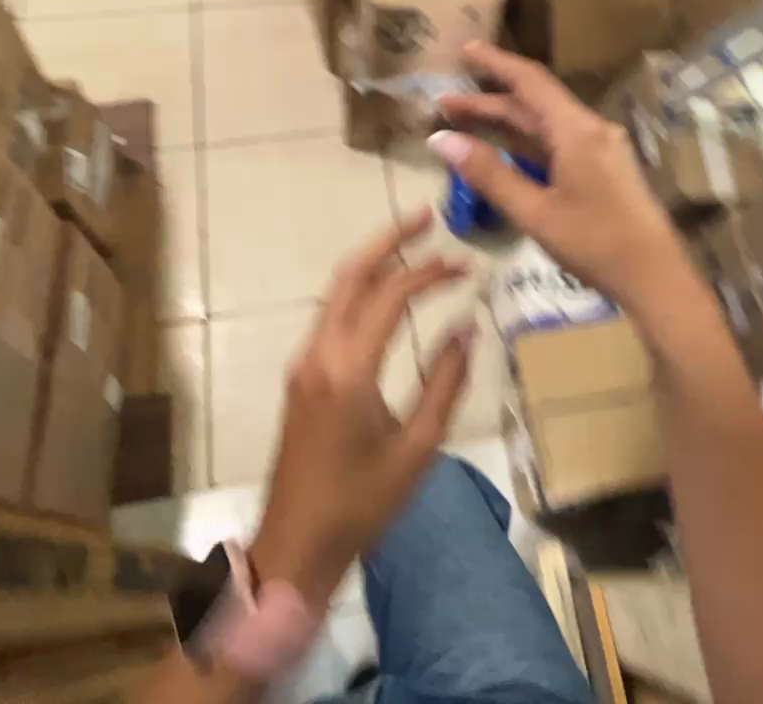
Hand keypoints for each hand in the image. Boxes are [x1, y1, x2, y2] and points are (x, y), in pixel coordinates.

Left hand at [249, 210, 472, 609]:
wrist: (294, 546)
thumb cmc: (363, 504)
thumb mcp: (419, 448)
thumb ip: (446, 381)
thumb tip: (468, 325)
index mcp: (348, 369)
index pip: (391, 295)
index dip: (432, 273)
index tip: (468, 267)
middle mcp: (318, 353)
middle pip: (351, 274)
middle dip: (390, 239)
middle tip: (428, 216)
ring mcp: (303, 362)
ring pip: (337, 292)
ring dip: (374, 263)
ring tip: (416, 246)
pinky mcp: (302, 375)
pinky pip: (331, 316)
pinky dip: (362, 291)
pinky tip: (389, 293)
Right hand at [431, 42, 696, 311]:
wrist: (655, 276)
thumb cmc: (595, 243)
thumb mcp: (535, 211)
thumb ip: (488, 173)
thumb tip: (441, 140)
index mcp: (576, 130)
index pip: (529, 81)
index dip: (495, 63)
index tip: (464, 49)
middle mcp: (591, 129)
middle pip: (534, 104)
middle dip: (489, 101)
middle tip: (445, 102)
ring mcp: (601, 149)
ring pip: (546, 125)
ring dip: (507, 123)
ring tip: (465, 124)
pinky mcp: (605, 169)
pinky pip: (559, 144)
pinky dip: (528, 143)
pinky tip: (505, 152)